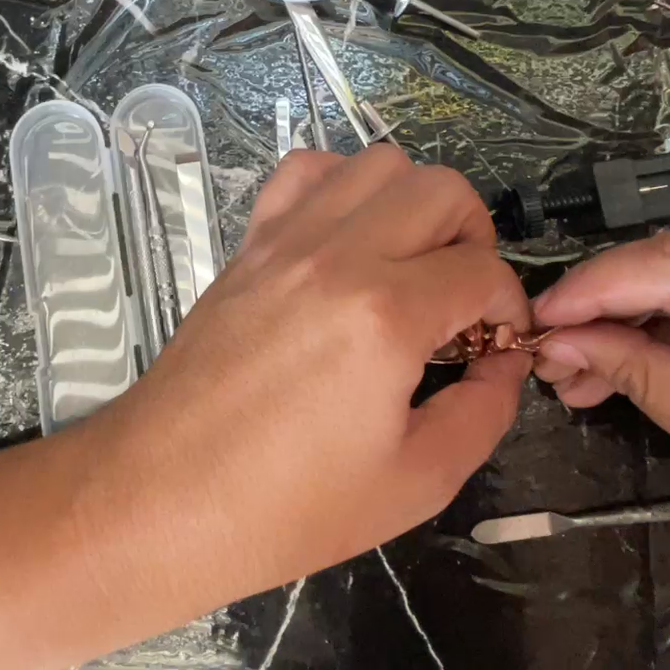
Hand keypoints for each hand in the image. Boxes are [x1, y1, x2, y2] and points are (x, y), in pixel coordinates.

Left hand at [63, 146, 532, 614]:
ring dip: (414, 203)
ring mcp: (288, 238)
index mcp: (385, 315)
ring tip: (409, 262)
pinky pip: (305, 171)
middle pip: (441, 189)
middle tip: (463, 298)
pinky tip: (347, 237)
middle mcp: (339, 254)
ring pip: (378, 163)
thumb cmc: (286, 506)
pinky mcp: (252, 241)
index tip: (499, 342)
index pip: (482, 271)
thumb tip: (504, 362)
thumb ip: (483, 413)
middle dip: (474, 237)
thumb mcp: (414, 483)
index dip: (510, 305)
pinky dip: (342, 186)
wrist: (160, 497)